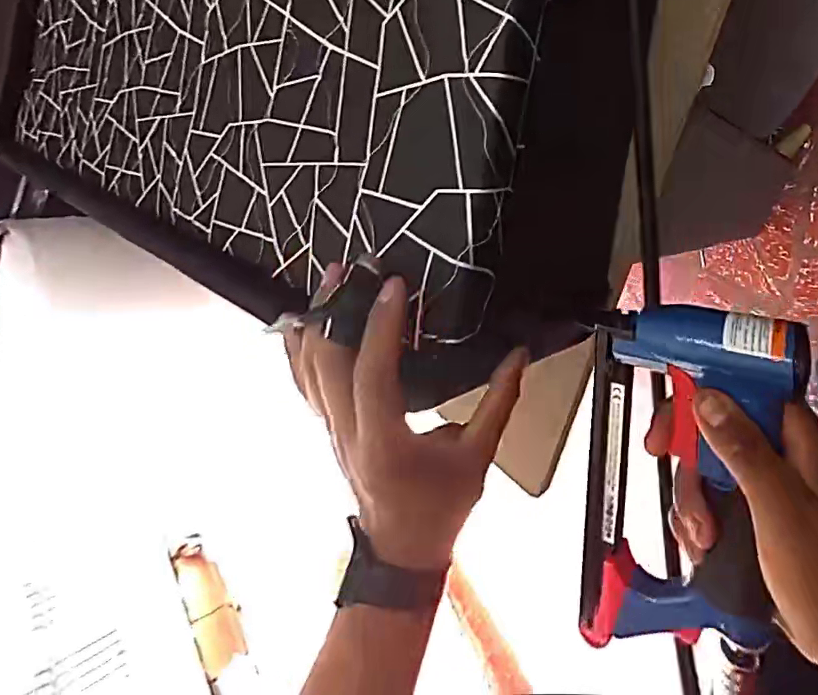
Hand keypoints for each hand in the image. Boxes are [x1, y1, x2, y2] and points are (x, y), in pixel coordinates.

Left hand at [283, 263, 528, 569]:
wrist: (401, 550)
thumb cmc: (440, 507)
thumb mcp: (478, 455)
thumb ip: (500, 401)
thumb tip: (518, 355)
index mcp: (384, 440)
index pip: (373, 373)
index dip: (381, 325)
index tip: (393, 285)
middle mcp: (346, 433)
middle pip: (325, 364)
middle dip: (336, 309)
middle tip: (353, 268)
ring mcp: (330, 431)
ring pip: (305, 370)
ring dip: (315, 320)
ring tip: (328, 279)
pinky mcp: (328, 428)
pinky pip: (303, 383)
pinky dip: (299, 348)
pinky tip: (304, 319)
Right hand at [646, 392, 817, 689]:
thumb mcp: (779, 509)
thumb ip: (743, 450)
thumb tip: (708, 397)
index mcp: (799, 439)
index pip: (748, 387)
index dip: (709, 390)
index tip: (676, 414)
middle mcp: (784, 455)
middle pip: (720, 426)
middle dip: (694, 458)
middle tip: (676, 475)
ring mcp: (771, 485)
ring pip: (713, 465)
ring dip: (696, 498)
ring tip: (704, 535)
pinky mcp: (760, 515)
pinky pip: (717, 498)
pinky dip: (702, 518)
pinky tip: (705, 544)